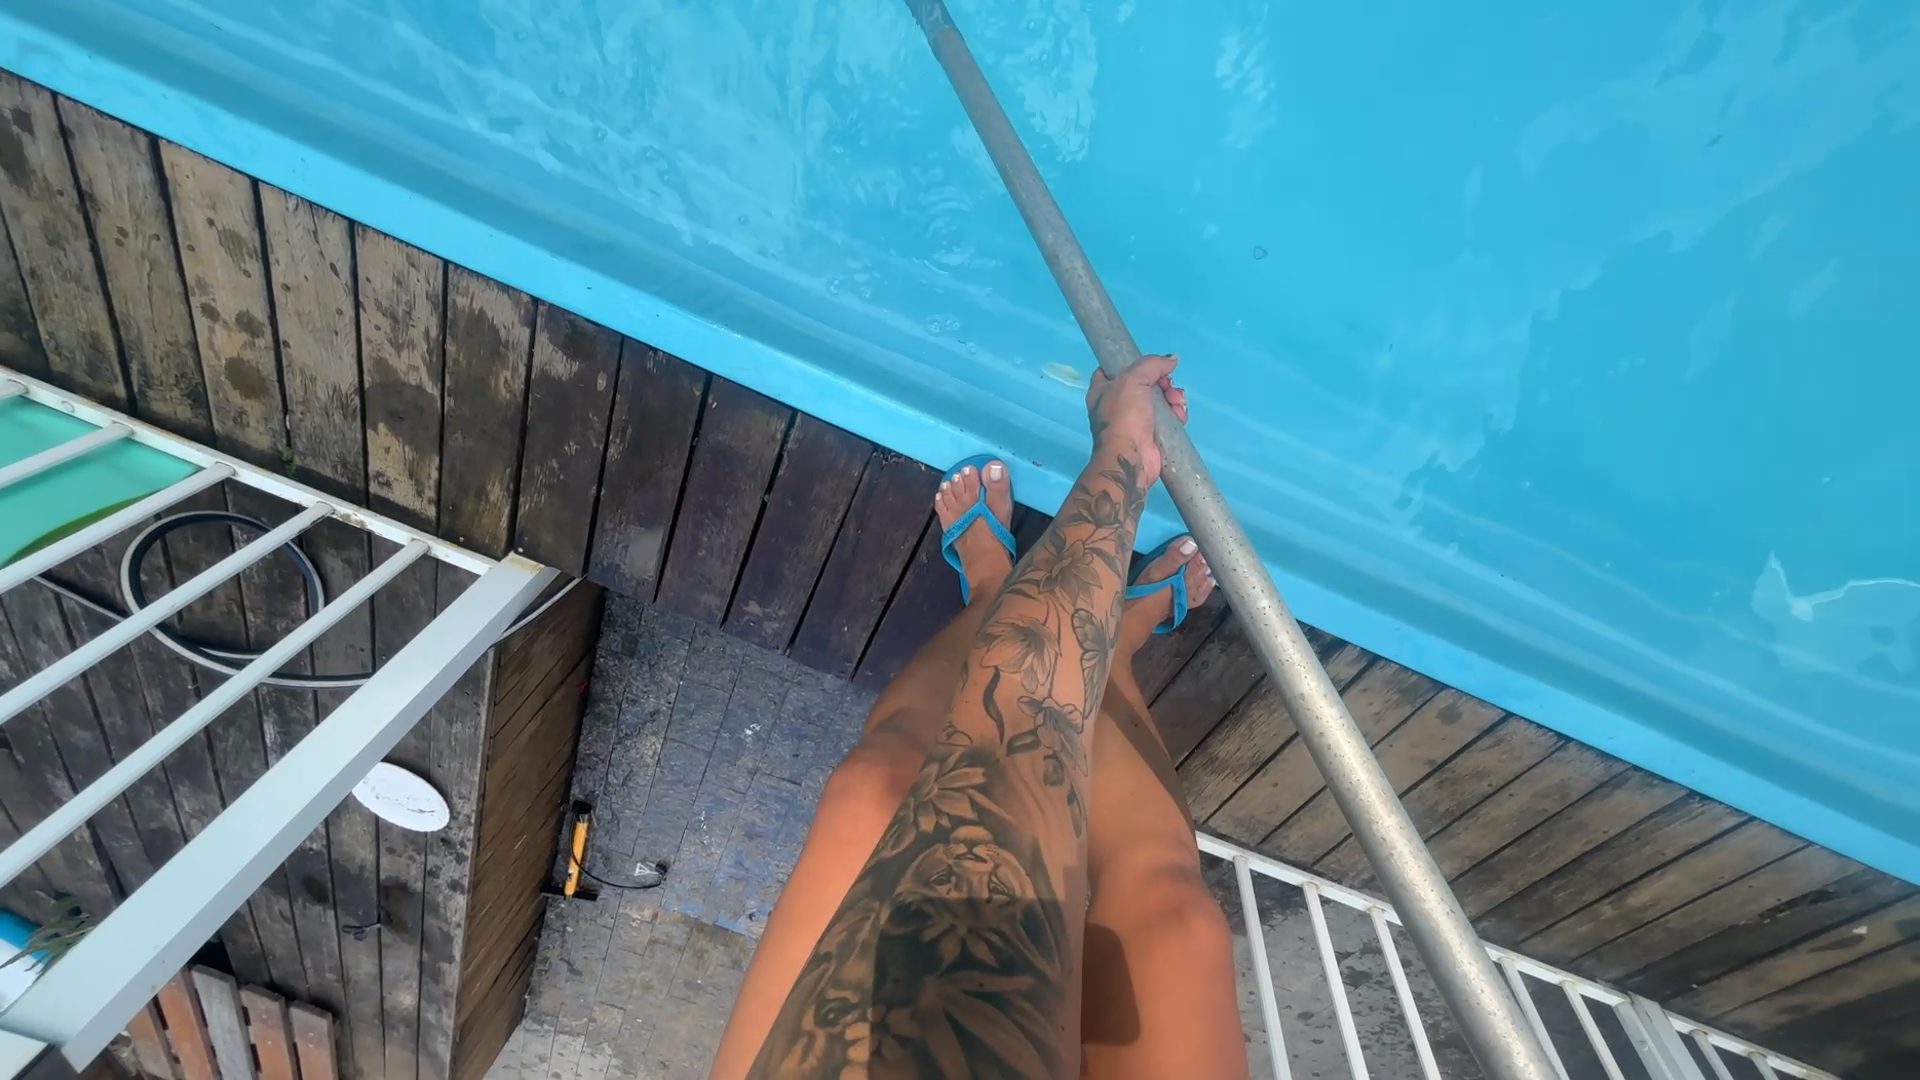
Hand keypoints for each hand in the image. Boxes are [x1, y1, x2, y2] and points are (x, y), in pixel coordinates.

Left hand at [1086, 353, 1187, 482]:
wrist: (1131, 457)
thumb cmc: (1123, 416)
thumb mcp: (1132, 380)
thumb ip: (1151, 364)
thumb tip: (1171, 359)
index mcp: (1102, 391)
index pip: (1113, 369)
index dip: (1131, 363)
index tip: (1147, 364)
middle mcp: (1117, 405)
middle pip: (1144, 382)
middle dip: (1162, 381)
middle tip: (1167, 385)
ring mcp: (1135, 420)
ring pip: (1160, 399)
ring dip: (1173, 397)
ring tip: (1175, 402)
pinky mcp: (1152, 434)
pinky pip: (1169, 417)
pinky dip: (1176, 413)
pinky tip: (1179, 415)